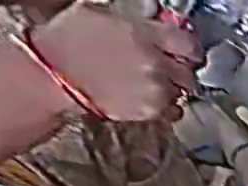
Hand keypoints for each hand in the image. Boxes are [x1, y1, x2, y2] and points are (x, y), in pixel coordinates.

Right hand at [27, 2, 199, 121]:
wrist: (58, 73)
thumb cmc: (71, 38)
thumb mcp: (98, 12)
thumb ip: (134, 19)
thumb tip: (156, 19)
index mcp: (142, 34)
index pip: (188, 44)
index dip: (189, 46)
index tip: (185, 48)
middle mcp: (155, 63)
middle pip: (188, 71)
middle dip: (179, 68)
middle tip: (165, 65)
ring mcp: (157, 90)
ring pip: (182, 91)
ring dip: (172, 86)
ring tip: (150, 79)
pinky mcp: (154, 111)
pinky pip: (175, 109)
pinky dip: (168, 104)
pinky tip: (149, 95)